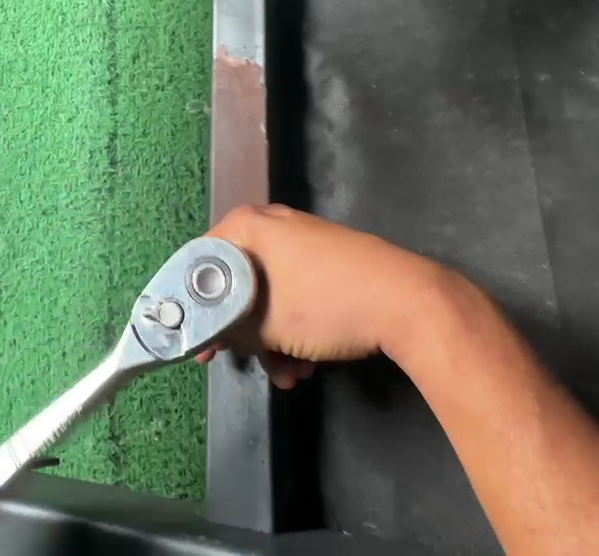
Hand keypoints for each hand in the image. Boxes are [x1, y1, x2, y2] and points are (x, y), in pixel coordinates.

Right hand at [204, 205, 450, 387]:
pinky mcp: (327, 260)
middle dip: (242, 331)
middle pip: (234, 281)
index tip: (198, 343)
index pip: (198, 262)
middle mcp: (272, 224)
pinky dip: (294, 327)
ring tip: (288, 373)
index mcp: (247, 225)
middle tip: (242, 361)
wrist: (406, 301)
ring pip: (267, 293)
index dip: (192, 307)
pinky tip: (307, 363)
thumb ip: (226, 327)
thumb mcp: (263, 325)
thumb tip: (210, 334)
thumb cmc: (325, 303)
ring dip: (271, 339)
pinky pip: (294, 292)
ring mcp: (302, 240)